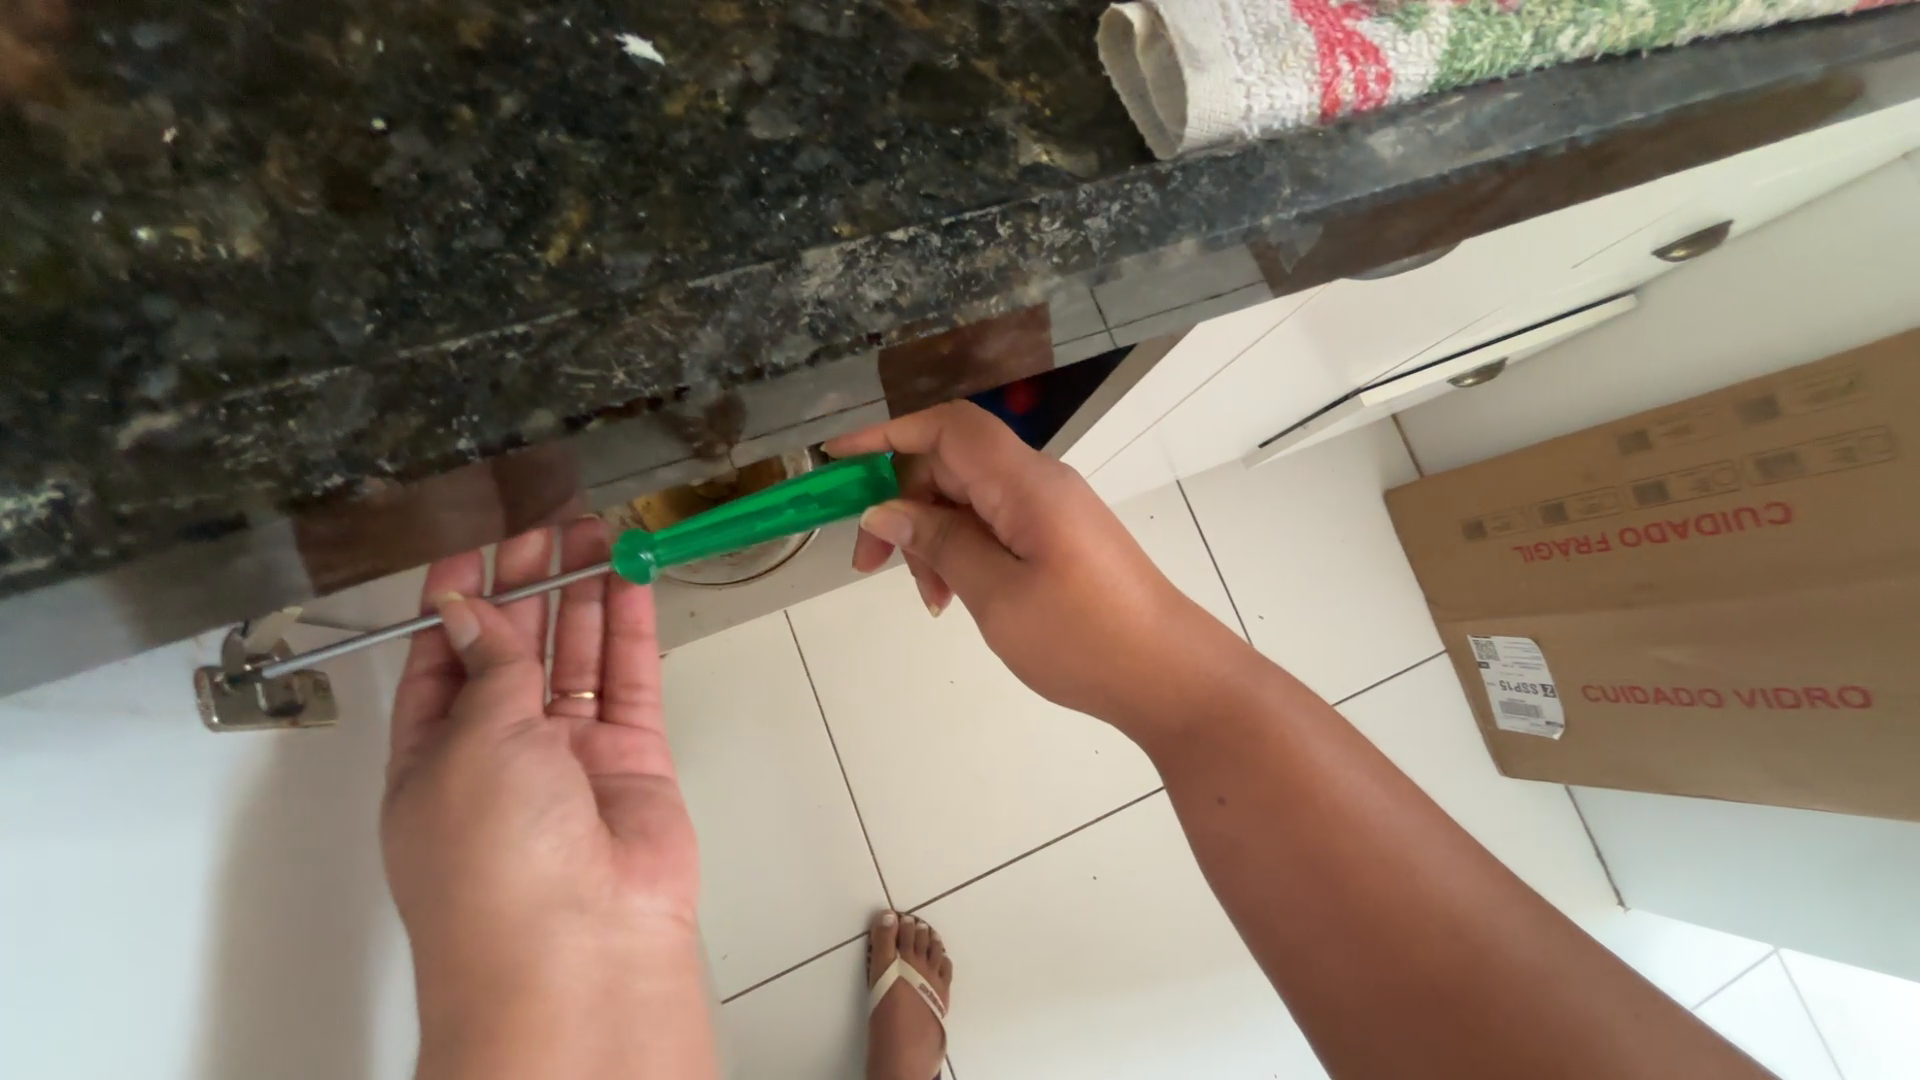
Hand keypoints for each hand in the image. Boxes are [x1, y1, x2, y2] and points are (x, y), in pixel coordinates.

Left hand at [381, 519, 714, 1079]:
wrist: (582, 943)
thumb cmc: (493, 857)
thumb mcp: (471, 746)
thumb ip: (490, 667)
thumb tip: (470, 608)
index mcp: (436, 754)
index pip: (443, 659)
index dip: (457, 601)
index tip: (477, 545)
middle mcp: (505, 747)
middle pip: (518, 647)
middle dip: (532, 584)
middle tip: (551, 525)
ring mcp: (575, 749)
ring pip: (579, 654)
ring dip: (586, 593)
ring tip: (597, 533)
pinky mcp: (635, 750)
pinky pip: (631, 676)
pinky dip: (631, 626)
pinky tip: (632, 578)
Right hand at [826, 402, 1248, 736]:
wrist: (1170, 677)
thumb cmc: (1084, 639)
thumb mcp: (996, 595)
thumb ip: (939, 543)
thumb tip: (883, 511)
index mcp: (1025, 483)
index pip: (948, 426)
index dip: (887, 433)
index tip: (837, 460)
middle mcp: (1038, 484)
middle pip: (951, 466)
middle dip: (902, 506)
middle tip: (870, 566)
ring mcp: (1050, 512)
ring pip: (968, 502)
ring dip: (933, 539)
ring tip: (929, 600)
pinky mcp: (1057, 540)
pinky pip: (994, 528)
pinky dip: (963, 554)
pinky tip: (954, 598)